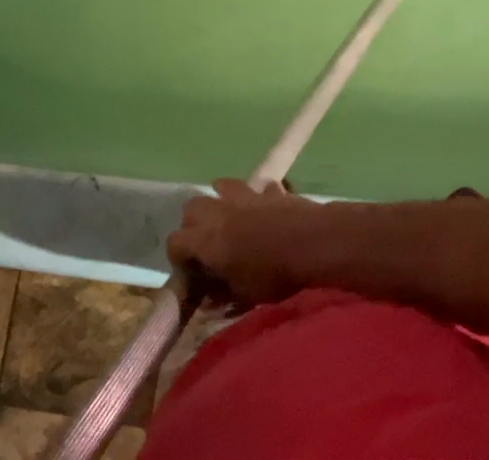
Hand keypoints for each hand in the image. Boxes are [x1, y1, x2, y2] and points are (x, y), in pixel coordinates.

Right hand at [166, 178, 323, 306]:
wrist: (313, 243)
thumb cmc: (274, 275)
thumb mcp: (244, 296)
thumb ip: (222, 298)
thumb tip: (207, 303)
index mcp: (206, 239)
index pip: (175, 242)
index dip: (178, 258)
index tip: (191, 272)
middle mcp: (219, 211)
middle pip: (192, 207)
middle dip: (194, 223)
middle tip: (208, 243)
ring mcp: (246, 196)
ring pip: (221, 186)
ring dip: (221, 200)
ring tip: (231, 219)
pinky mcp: (270, 190)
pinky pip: (257, 189)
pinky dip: (257, 198)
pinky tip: (265, 211)